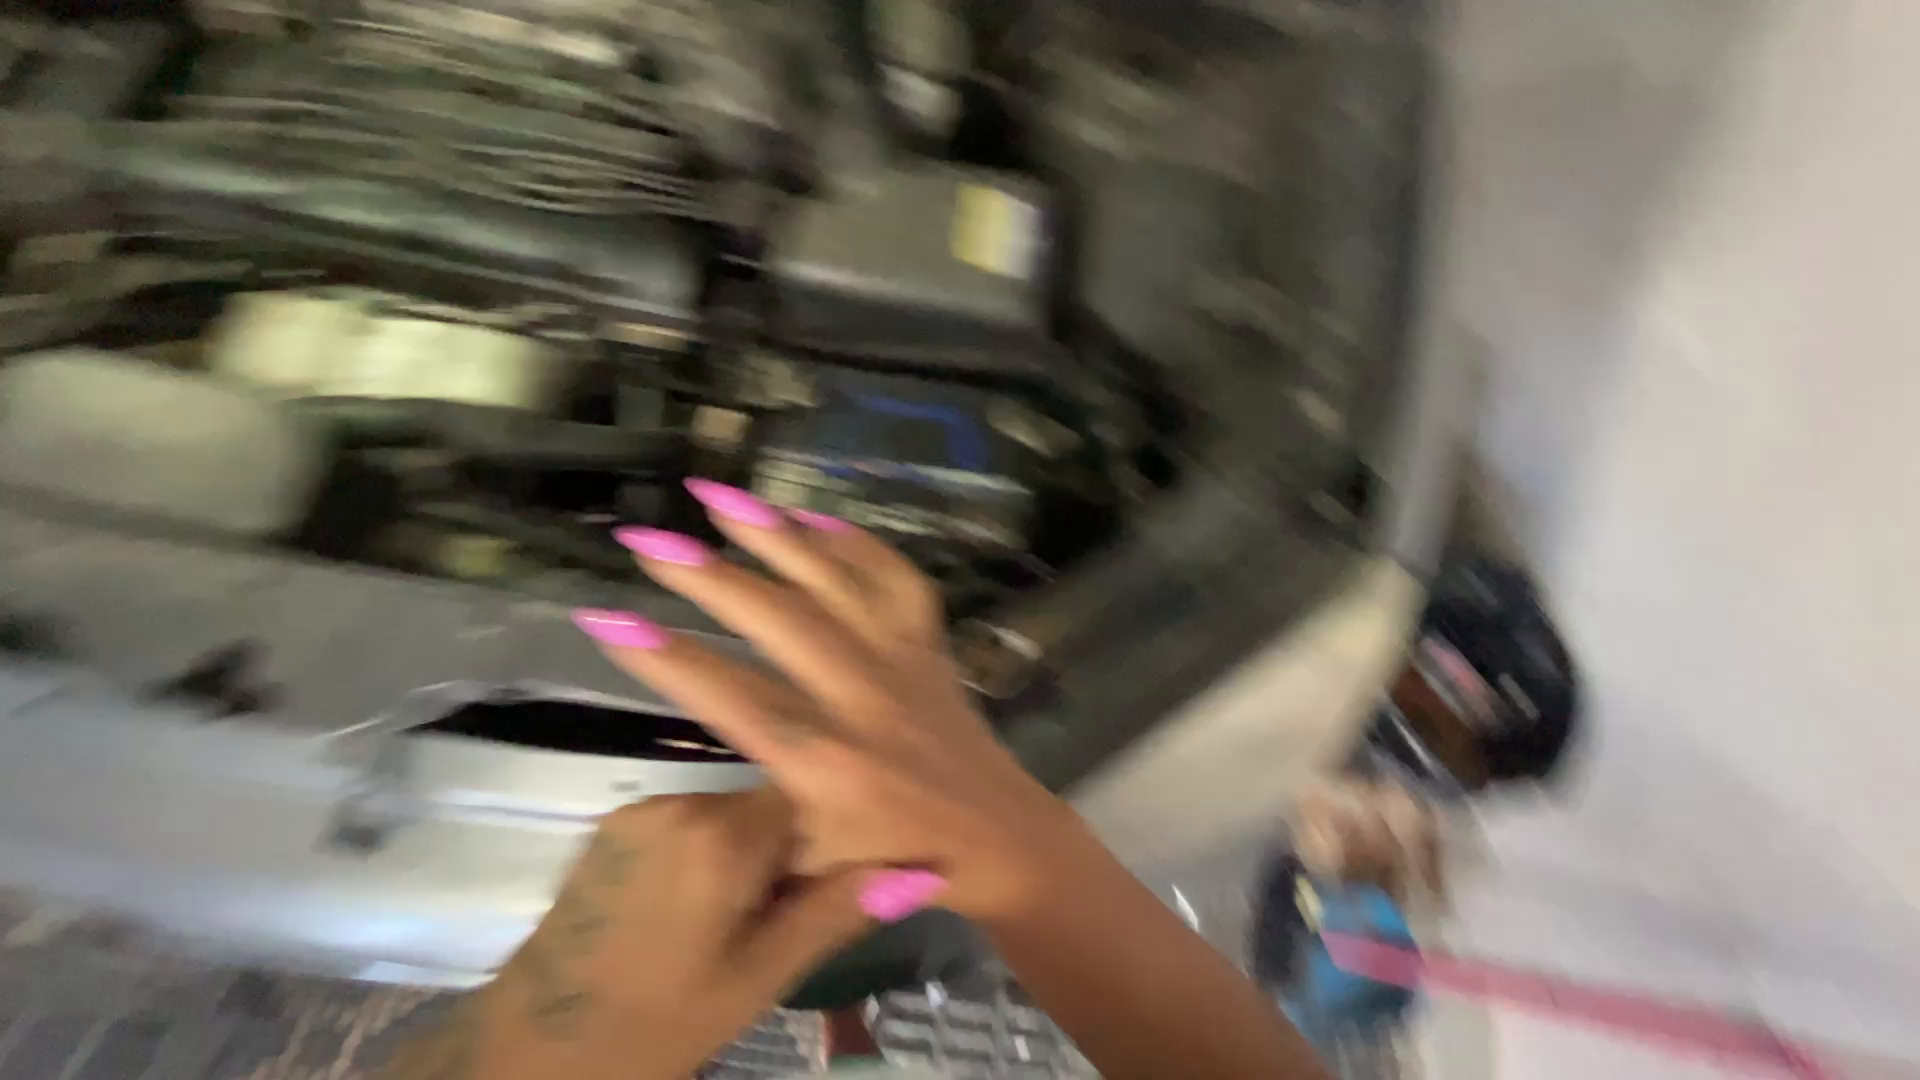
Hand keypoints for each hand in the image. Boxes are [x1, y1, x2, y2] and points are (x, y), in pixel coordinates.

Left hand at [407, 791, 879, 1079]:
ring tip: (725, 923)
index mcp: (723, 834)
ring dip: (745, 852)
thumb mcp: (759, 978)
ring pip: (730, 811)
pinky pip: (688, 820)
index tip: (820, 888)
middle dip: (784, 850)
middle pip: (769, 802)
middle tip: (771, 922)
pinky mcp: (613, 822)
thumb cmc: (657, 1025)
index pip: (810, 796)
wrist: (527, 1054)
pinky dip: (705, 852)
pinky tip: (684, 910)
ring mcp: (641, 807)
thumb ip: (837, 911)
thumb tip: (923, 870)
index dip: (826, 838)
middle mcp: (682, 800)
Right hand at [571, 481, 1087, 920]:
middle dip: (707, 577)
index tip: (607, 619)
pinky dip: (858, 542)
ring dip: (776, 535)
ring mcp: (902, 662)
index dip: (668, 659)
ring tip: (720, 495)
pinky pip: (897, 579)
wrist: (996, 840)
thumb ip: (751, 822)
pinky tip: (817, 518)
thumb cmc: (895, 861)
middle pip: (779, 620)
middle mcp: (861, 699)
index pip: (732, 697)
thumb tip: (696, 788)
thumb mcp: (808, 863)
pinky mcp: (930, 646)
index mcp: (824, 762)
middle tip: (648, 538)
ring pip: (836, 583)